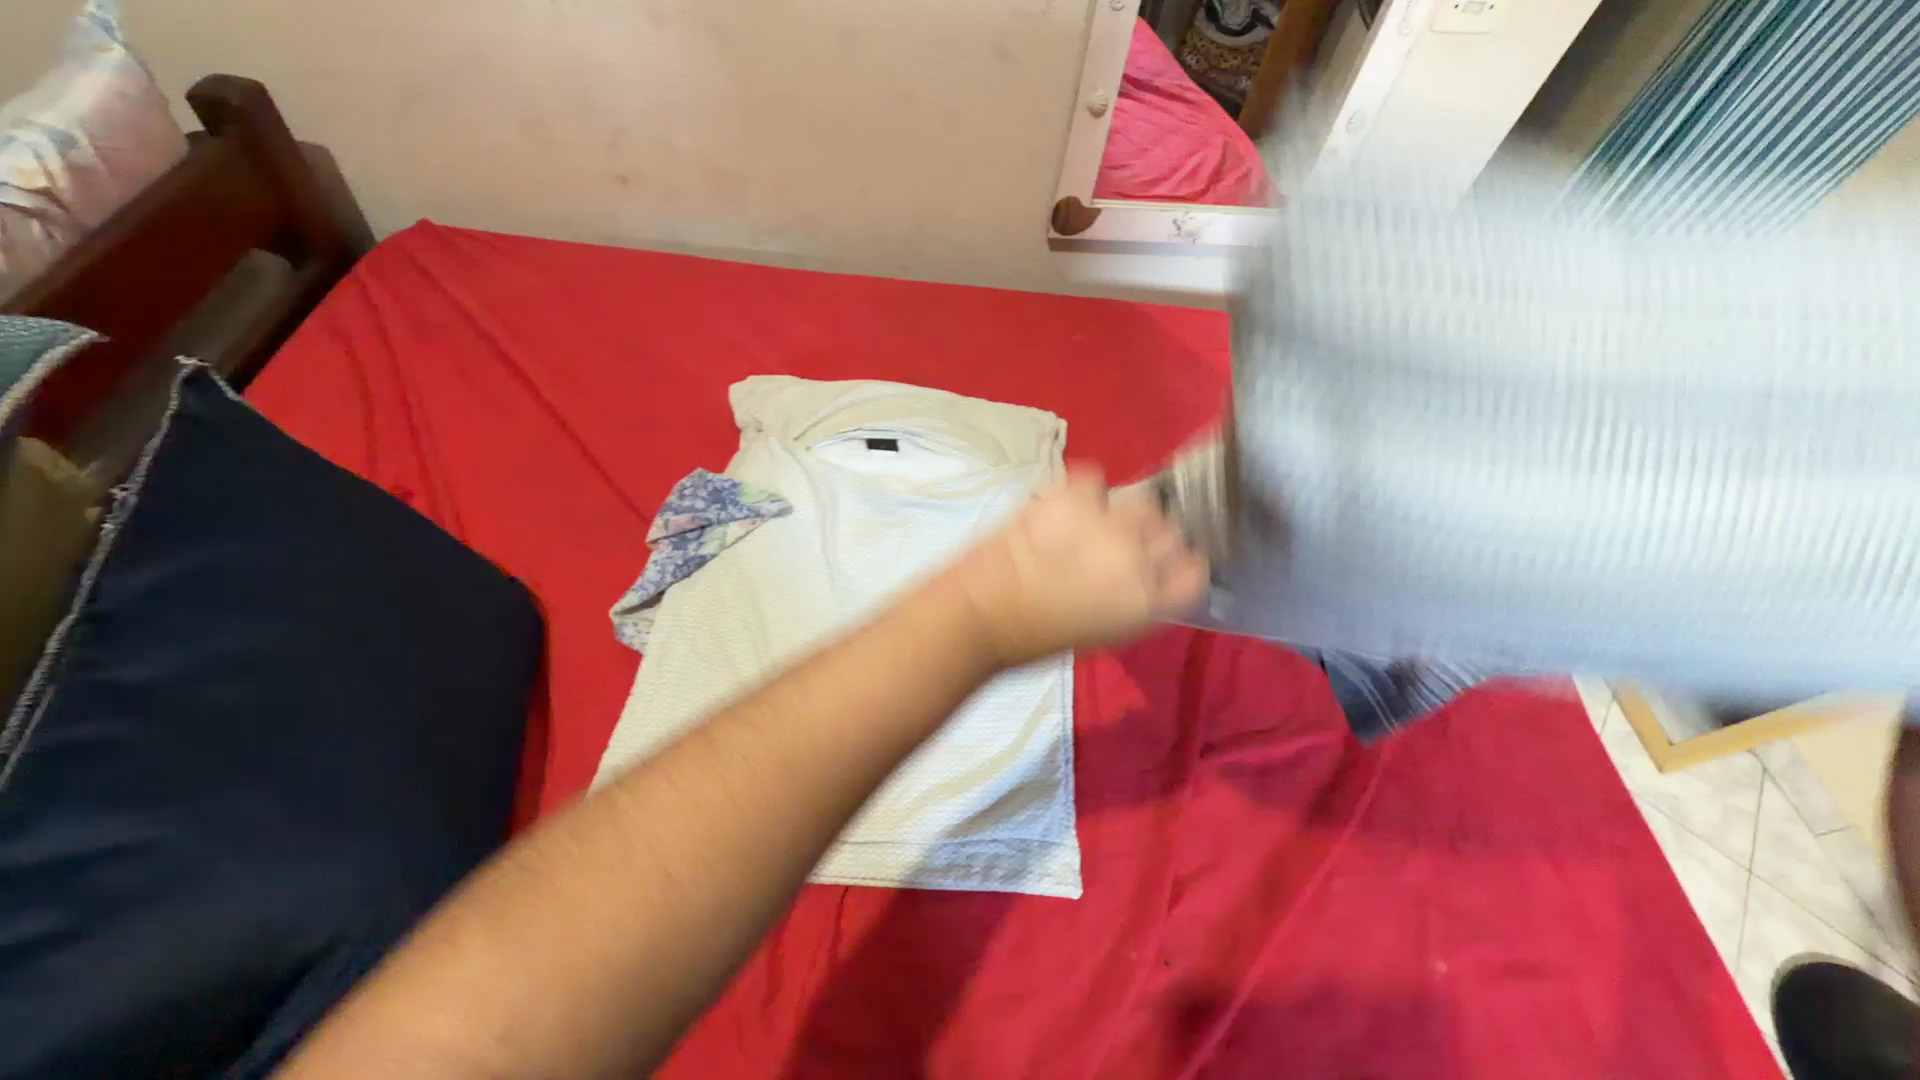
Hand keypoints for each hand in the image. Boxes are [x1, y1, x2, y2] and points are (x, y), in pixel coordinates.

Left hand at [948, 466, 1209, 666]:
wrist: (983, 614)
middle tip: (1122, 546)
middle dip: (1154, 538)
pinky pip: (1095, 478)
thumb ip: (1138, 600)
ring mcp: (1109, 522)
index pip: (1195, 570)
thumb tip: (1147, 574)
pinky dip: (1086, 489)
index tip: (1163, 565)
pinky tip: (1069, 507)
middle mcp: (1141, 558)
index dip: (1179, 565)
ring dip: (1126, 513)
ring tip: (1097, 525)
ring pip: (1143, 503)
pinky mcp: (1073, 496)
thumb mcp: (1107, 631)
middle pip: (1173, 532)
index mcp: (1151, 602)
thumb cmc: (1038, 637)